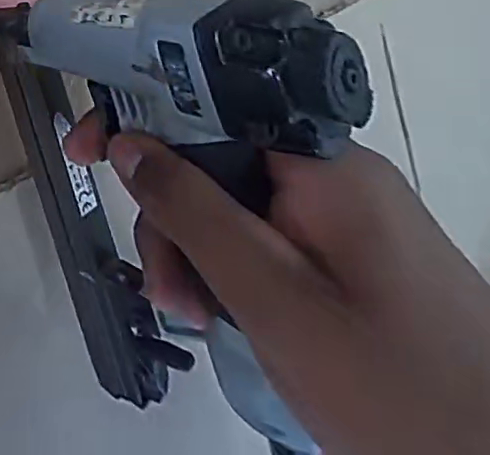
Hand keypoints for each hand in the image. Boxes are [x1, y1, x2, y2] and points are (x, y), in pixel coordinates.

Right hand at [64, 116, 489, 454]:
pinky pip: (268, 240)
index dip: (142, 110)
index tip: (91, 146)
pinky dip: (234, 272)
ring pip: (236, 206)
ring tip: (197, 318)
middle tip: (165, 286)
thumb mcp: (271, 297)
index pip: (211, 99)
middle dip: (171, 214)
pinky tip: (229, 319)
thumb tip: (128, 142)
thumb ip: (192, 211)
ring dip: (198, 253)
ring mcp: (343, 219)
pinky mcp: (351, 261)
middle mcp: (330, 175)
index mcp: (319, 161)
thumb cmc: (399, 390)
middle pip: (215, 160)